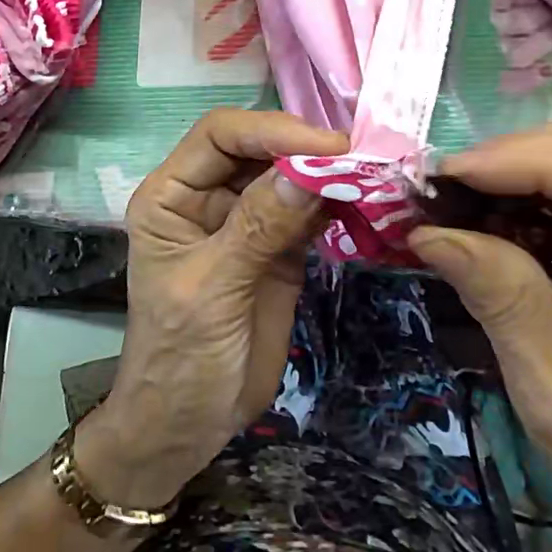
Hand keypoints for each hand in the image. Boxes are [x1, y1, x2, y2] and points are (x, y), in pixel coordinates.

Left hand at [77, 109, 345, 508]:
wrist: (188, 421)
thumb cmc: (180, 356)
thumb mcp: (211, 288)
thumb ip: (256, 228)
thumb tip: (311, 170)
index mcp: (170, 196)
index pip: (218, 135)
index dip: (271, 131)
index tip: (329, 146)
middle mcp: (205, 197)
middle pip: (258, 149)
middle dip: (308, 148)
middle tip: (368, 159)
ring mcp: (244, 222)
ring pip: (289, 177)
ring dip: (331, 174)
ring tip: (381, 176)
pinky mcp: (277, 249)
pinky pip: (310, 213)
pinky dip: (339, 206)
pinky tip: (371, 204)